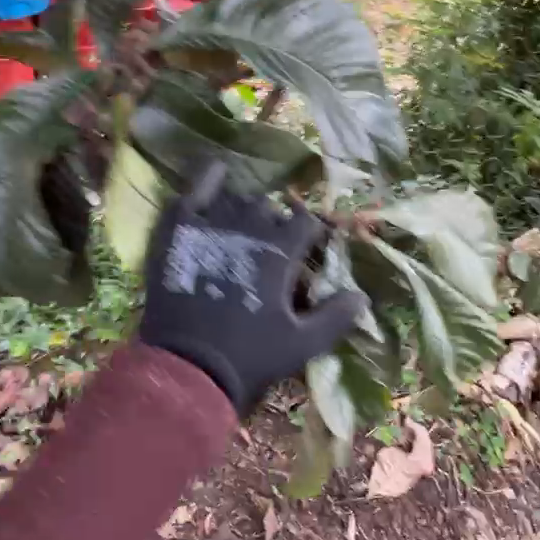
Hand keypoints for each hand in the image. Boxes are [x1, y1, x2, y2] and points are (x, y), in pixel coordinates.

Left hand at [139, 165, 365, 413]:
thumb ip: (336, 317)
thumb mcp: (302, 344)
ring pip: (236, 200)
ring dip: (245, 210)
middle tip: (270, 251)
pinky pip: (193, 191)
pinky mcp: (178, 231)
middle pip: (270, 209)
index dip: (309, 232)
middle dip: (275, 225)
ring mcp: (211, 226)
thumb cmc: (249, 356)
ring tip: (242, 229)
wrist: (186, 369)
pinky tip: (217, 170)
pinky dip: (206, 178)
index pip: (305, 222)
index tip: (307, 247)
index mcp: (280, 252)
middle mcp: (249, 229)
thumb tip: (362, 296)